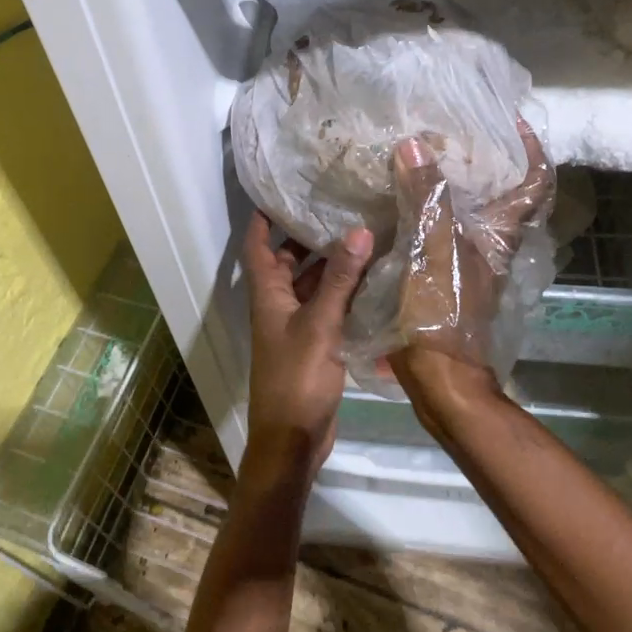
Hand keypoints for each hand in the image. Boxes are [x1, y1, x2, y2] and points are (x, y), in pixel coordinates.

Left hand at [240, 211, 372, 482]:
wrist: (292, 439)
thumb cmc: (296, 379)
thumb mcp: (319, 325)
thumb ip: (340, 279)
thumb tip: (358, 230)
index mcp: (267, 296)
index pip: (257, 247)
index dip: (263, 220)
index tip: (281, 192)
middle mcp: (279, 306)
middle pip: (289, 262)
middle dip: (309, 237)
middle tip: (342, 208)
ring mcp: (298, 326)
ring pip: (313, 286)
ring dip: (334, 265)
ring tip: (366, 235)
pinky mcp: (317, 345)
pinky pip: (329, 309)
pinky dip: (346, 294)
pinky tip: (374, 280)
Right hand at [387, 118, 550, 424]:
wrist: (438, 377)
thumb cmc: (442, 312)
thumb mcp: (433, 249)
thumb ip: (427, 198)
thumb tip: (414, 144)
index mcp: (500, 235)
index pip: (533, 183)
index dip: (531, 150)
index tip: (513, 121)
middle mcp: (491, 246)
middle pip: (501, 195)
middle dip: (484, 162)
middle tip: (451, 134)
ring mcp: (469, 265)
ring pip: (469, 215)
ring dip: (451, 187)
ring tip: (417, 160)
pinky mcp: (446, 280)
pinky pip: (440, 234)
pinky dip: (424, 214)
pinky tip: (394, 206)